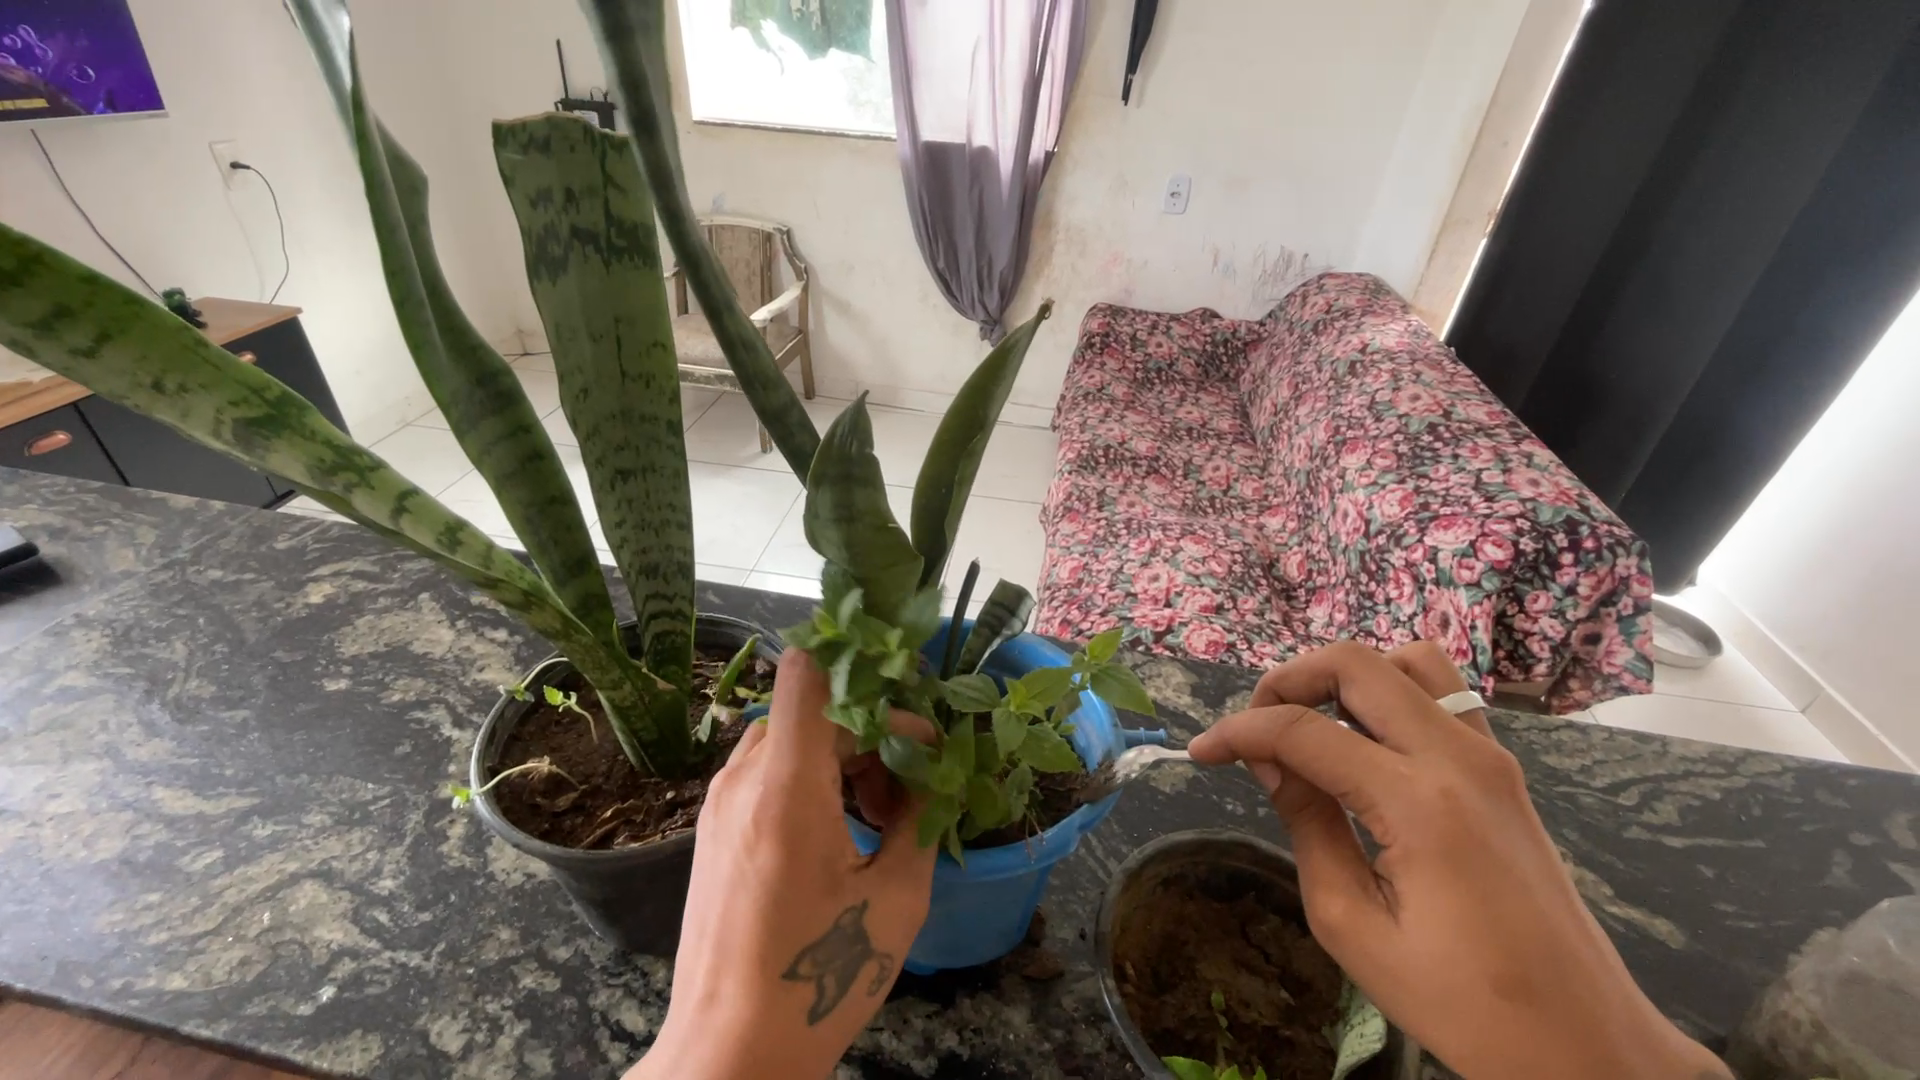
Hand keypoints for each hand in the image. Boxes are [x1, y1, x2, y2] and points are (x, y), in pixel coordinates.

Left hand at [628, 649, 937, 1079]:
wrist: (729, 1052)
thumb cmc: (820, 979)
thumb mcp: (897, 898)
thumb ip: (921, 816)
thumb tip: (934, 771)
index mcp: (785, 787)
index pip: (807, 674)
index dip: (862, 674)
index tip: (907, 722)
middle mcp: (743, 779)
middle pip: (813, 709)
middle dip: (871, 736)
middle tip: (909, 793)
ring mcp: (721, 803)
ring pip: (791, 737)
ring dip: (843, 758)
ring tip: (879, 819)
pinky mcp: (715, 827)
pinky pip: (768, 770)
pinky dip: (812, 779)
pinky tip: (840, 833)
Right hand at [1188, 642, 1728, 1079]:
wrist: (1584, 1042)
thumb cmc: (1459, 1001)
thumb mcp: (1351, 923)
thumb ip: (1307, 823)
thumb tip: (1269, 762)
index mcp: (1416, 802)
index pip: (1303, 730)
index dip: (1238, 732)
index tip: (1201, 752)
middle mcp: (1458, 756)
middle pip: (1355, 664)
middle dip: (1286, 681)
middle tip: (1255, 730)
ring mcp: (1489, 754)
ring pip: (1406, 660)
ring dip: (1343, 677)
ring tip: (1310, 725)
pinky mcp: (1502, 767)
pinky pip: (1441, 691)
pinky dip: (1388, 692)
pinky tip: (1363, 739)